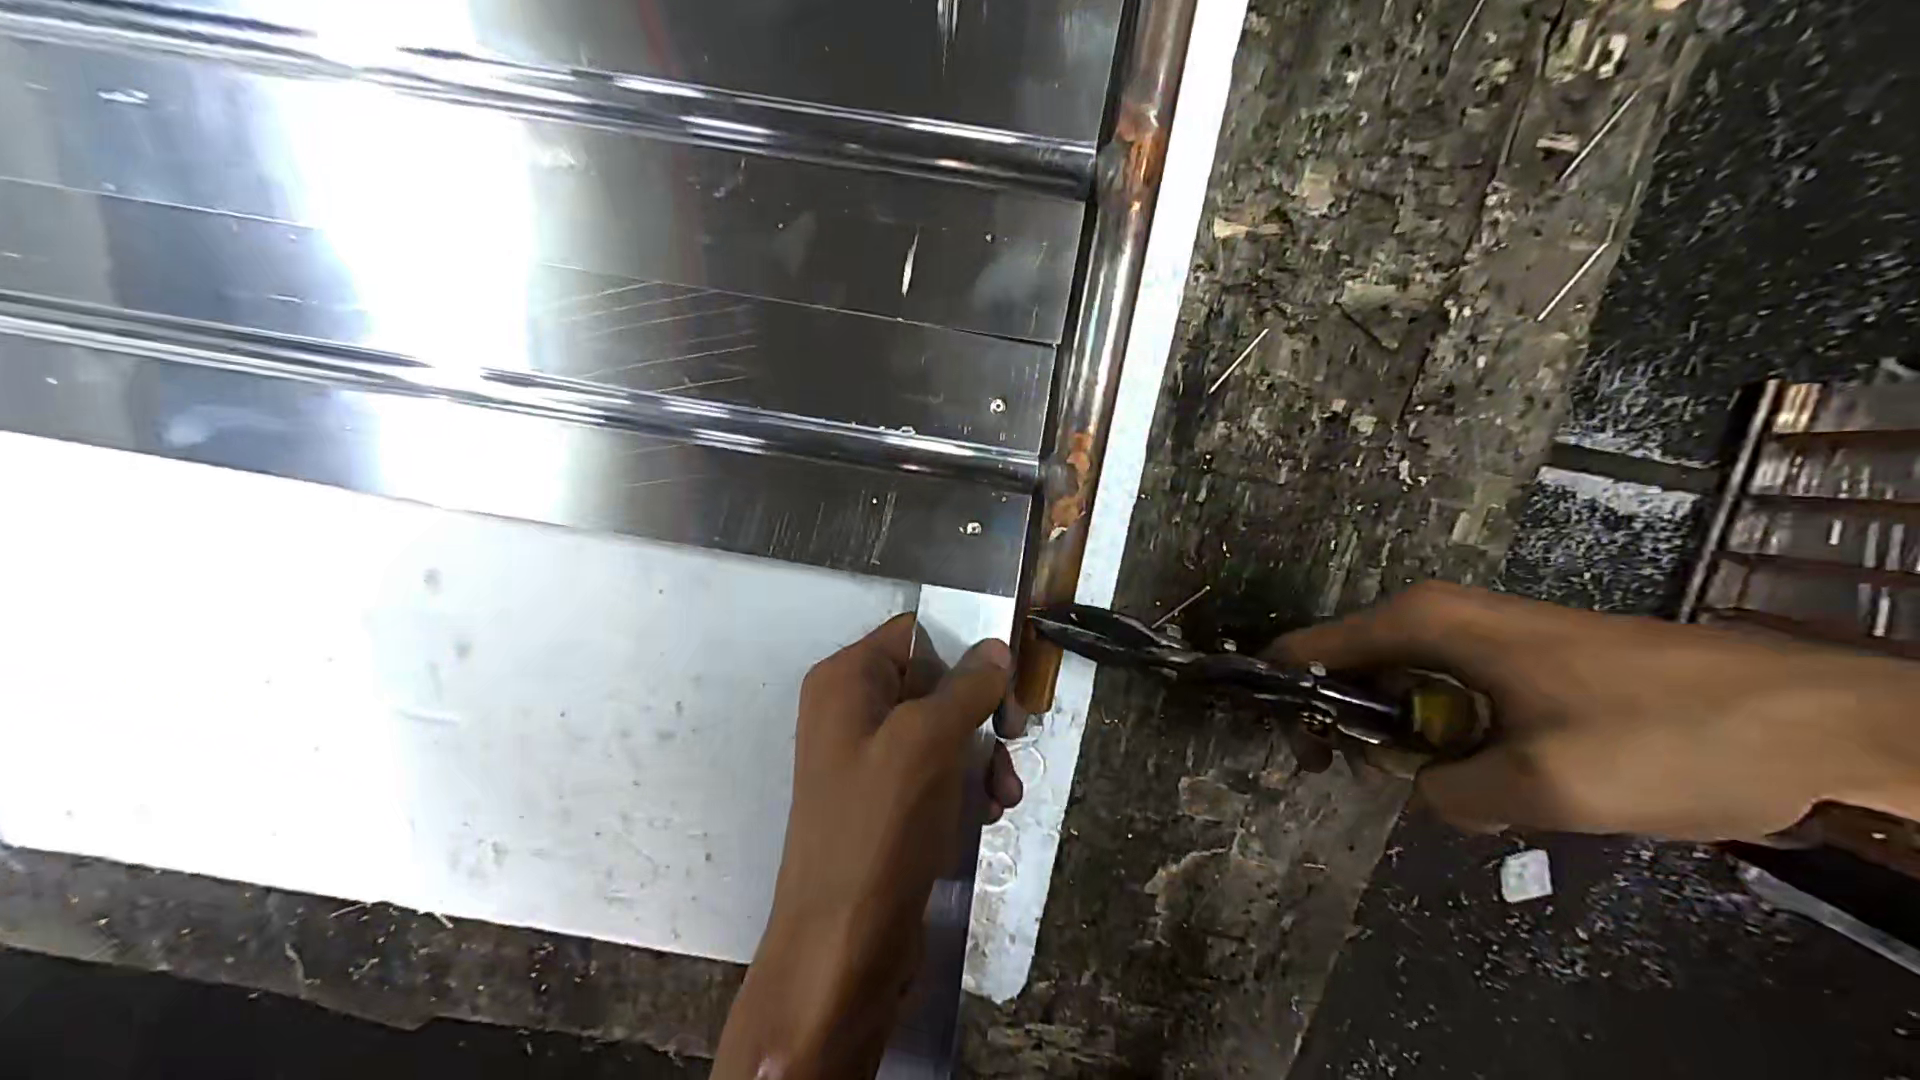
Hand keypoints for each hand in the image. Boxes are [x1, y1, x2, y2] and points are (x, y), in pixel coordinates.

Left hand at [713, 614, 1019, 1079]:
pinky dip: (966, 784)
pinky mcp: (886, 799)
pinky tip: (985, 814)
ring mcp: (869, 757)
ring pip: (945, 729)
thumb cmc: (878, 827)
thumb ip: (967, 686)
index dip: (965, 647)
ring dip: (982, 755)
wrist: (841, 947)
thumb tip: (997, 647)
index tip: (1010, 679)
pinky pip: (937, 769)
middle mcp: (852, 709)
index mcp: (847, 680)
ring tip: (1002, 795)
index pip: (915, 633)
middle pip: (936, 681)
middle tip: (1017, 737)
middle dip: (981, 712)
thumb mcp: (928, 742)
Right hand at [1268, 582, 1919, 841]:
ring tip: (1453, 786)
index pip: (1311, 647)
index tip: (1278, 740)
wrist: (1814, 718)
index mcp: (1423, 622)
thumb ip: (1446, 793)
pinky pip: (1447, 696)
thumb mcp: (1543, 785)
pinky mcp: (1513, 656)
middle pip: (1352, 669)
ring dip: (1409, 739)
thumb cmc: (1662, 735)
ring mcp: (1478, 632)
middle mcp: (1437, 615)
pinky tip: (1496, 771)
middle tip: (1377, 780)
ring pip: (1401, 688)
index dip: (1284, 692)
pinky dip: (1449, 735)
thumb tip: (1422, 787)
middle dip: (1353, 726)